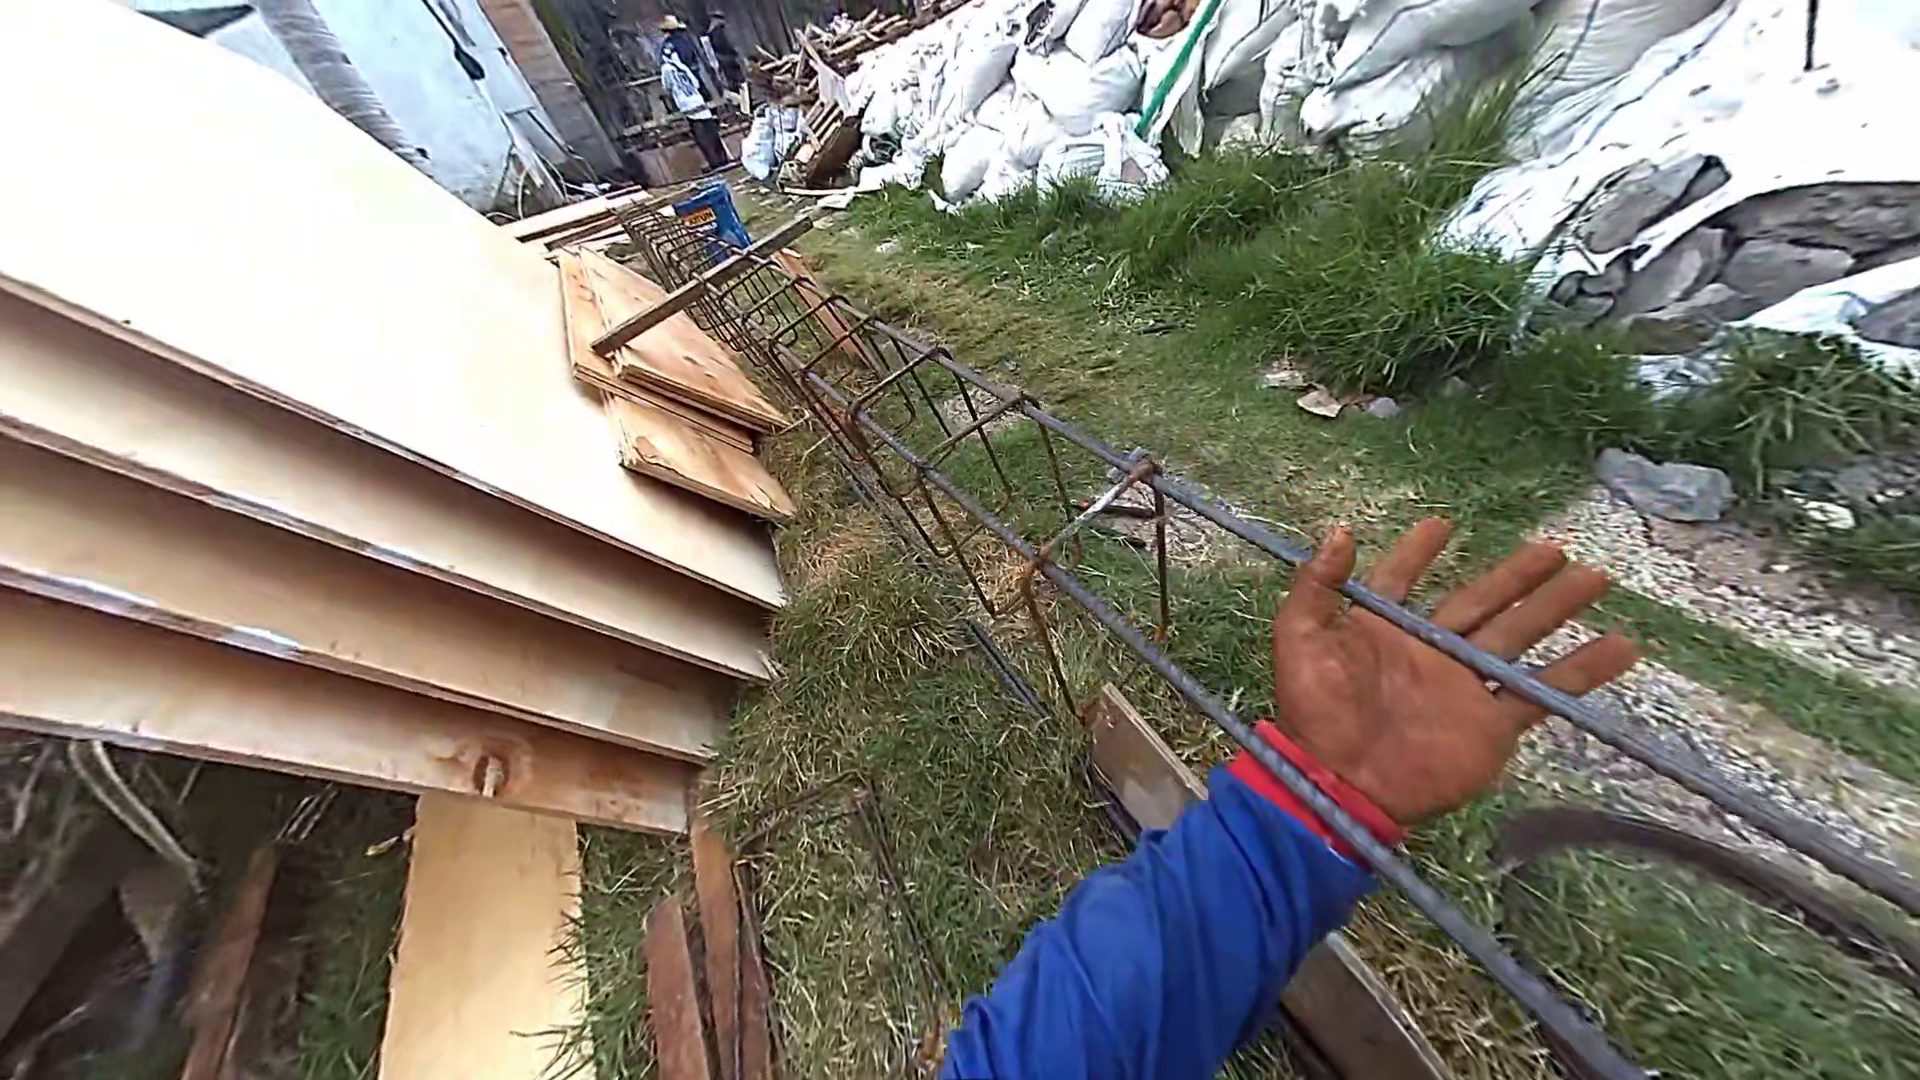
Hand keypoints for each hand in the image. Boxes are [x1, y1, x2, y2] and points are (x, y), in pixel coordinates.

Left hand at [1271, 519, 1639, 824]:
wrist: (1341, 776)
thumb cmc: (1314, 703)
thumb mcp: (1299, 635)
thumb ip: (1316, 584)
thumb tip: (1339, 531)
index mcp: (1376, 628)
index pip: (1399, 580)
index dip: (1417, 552)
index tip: (1442, 523)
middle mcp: (1422, 649)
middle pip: (1475, 602)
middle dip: (1511, 575)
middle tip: (1552, 546)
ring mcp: (1458, 684)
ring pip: (1515, 636)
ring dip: (1552, 608)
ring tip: (1592, 577)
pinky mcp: (1489, 722)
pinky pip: (1541, 691)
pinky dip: (1581, 670)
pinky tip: (1622, 645)